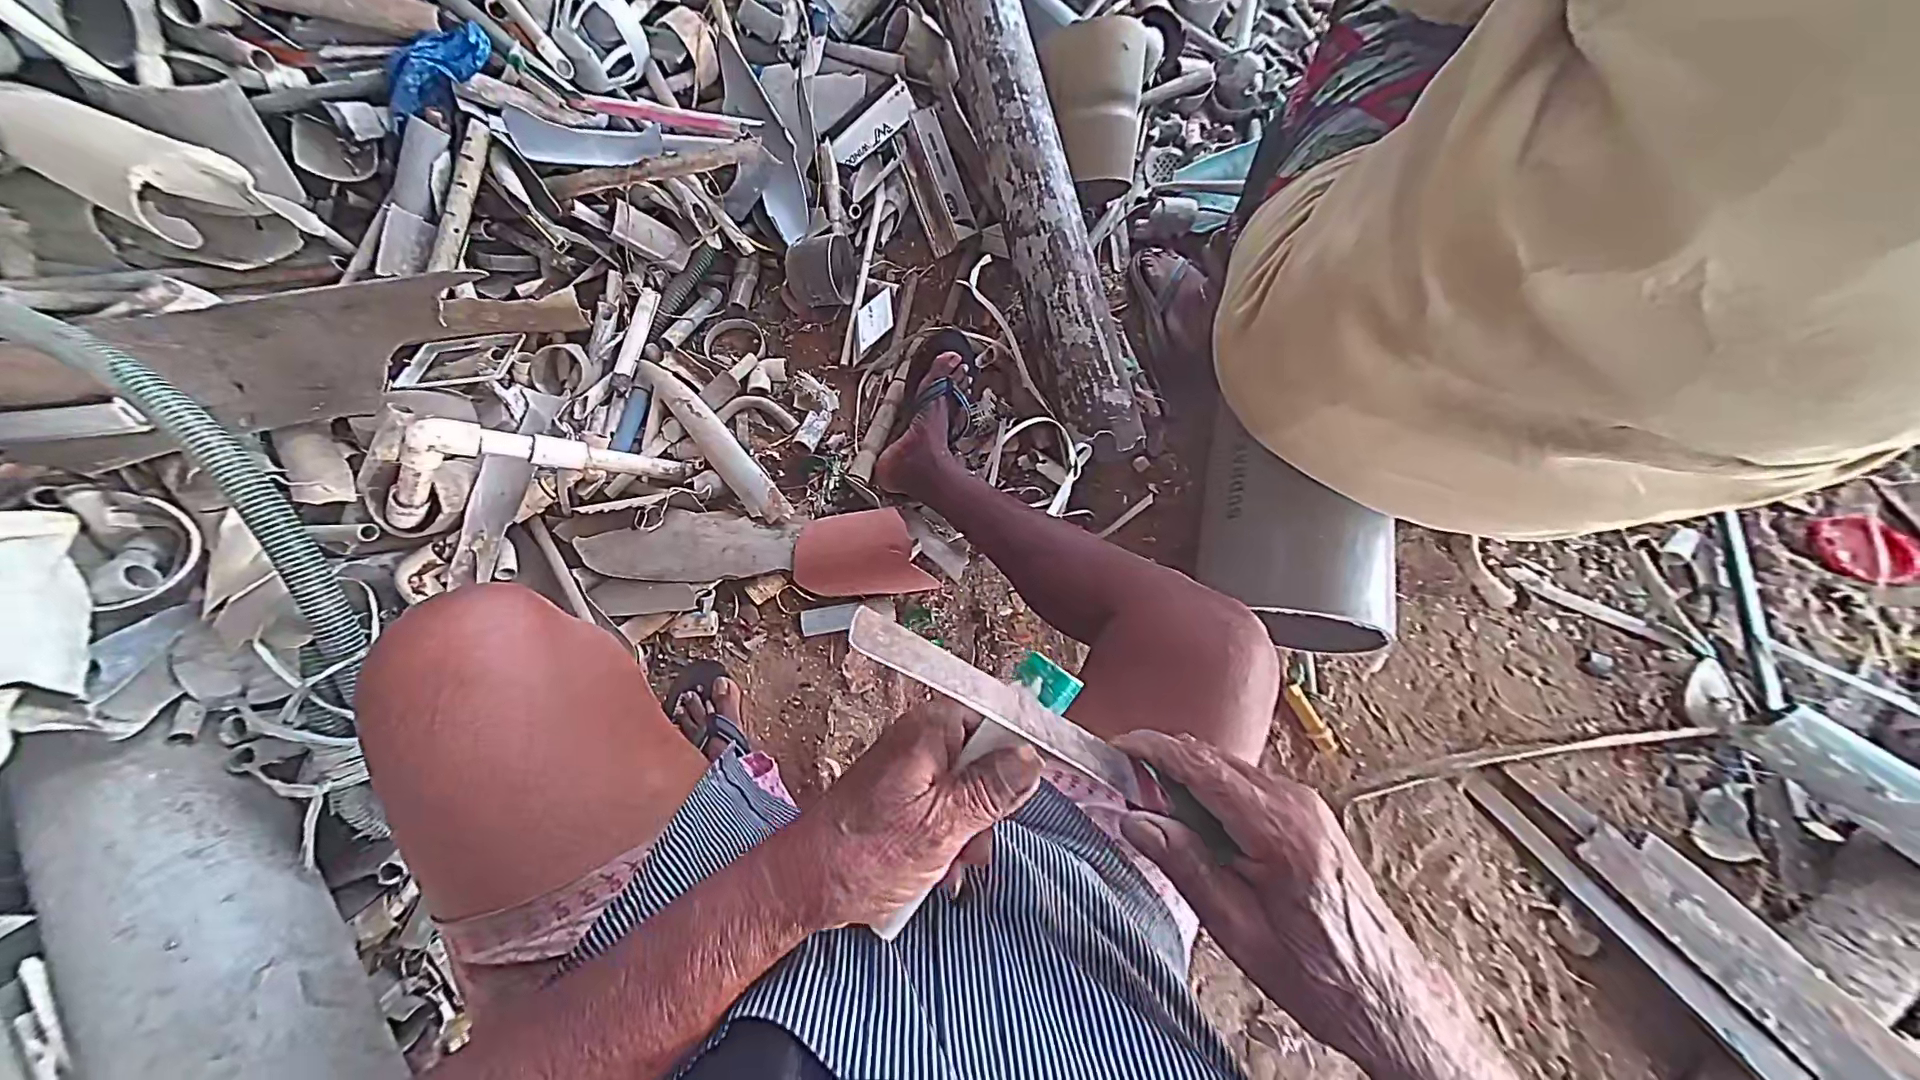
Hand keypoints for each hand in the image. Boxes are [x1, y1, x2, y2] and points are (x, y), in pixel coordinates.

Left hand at [787, 700, 1042, 929]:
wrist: (805, 887)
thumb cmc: (868, 853)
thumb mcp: (944, 824)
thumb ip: (992, 789)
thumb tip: (1032, 758)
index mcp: (930, 730)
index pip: (992, 720)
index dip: (1014, 754)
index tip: (1023, 790)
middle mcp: (920, 739)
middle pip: (982, 759)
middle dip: (986, 806)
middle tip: (975, 843)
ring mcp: (909, 768)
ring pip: (965, 790)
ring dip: (968, 830)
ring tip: (952, 865)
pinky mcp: (900, 795)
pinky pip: (941, 806)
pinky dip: (946, 836)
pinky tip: (938, 869)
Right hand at [1115, 731, 1517, 1079]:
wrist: (1389, 996)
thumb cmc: (1321, 975)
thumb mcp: (1238, 929)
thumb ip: (1185, 864)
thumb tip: (1137, 822)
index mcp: (1280, 832)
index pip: (1201, 764)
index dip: (1152, 748)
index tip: (1119, 747)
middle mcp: (1296, 804)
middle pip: (1211, 757)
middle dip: (1163, 763)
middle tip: (1127, 788)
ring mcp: (1304, 803)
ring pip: (1226, 766)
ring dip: (1186, 779)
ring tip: (1160, 816)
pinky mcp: (1305, 810)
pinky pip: (1244, 782)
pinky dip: (1210, 790)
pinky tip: (1199, 825)